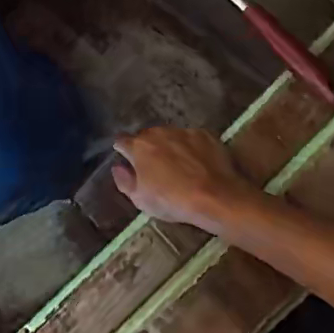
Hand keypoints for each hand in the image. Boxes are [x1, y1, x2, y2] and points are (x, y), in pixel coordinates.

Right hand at [111, 127, 266, 234]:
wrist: (216, 197)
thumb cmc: (172, 201)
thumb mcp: (140, 199)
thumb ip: (124, 180)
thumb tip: (117, 167)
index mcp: (139, 146)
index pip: (122, 141)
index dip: (123, 151)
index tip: (128, 162)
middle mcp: (158, 132)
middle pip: (146, 137)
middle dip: (147, 149)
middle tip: (155, 168)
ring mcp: (183, 131)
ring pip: (170, 136)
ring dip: (170, 147)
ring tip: (179, 167)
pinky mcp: (204, 135)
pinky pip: (191, 139)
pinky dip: (191, 148)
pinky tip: (198, 164)